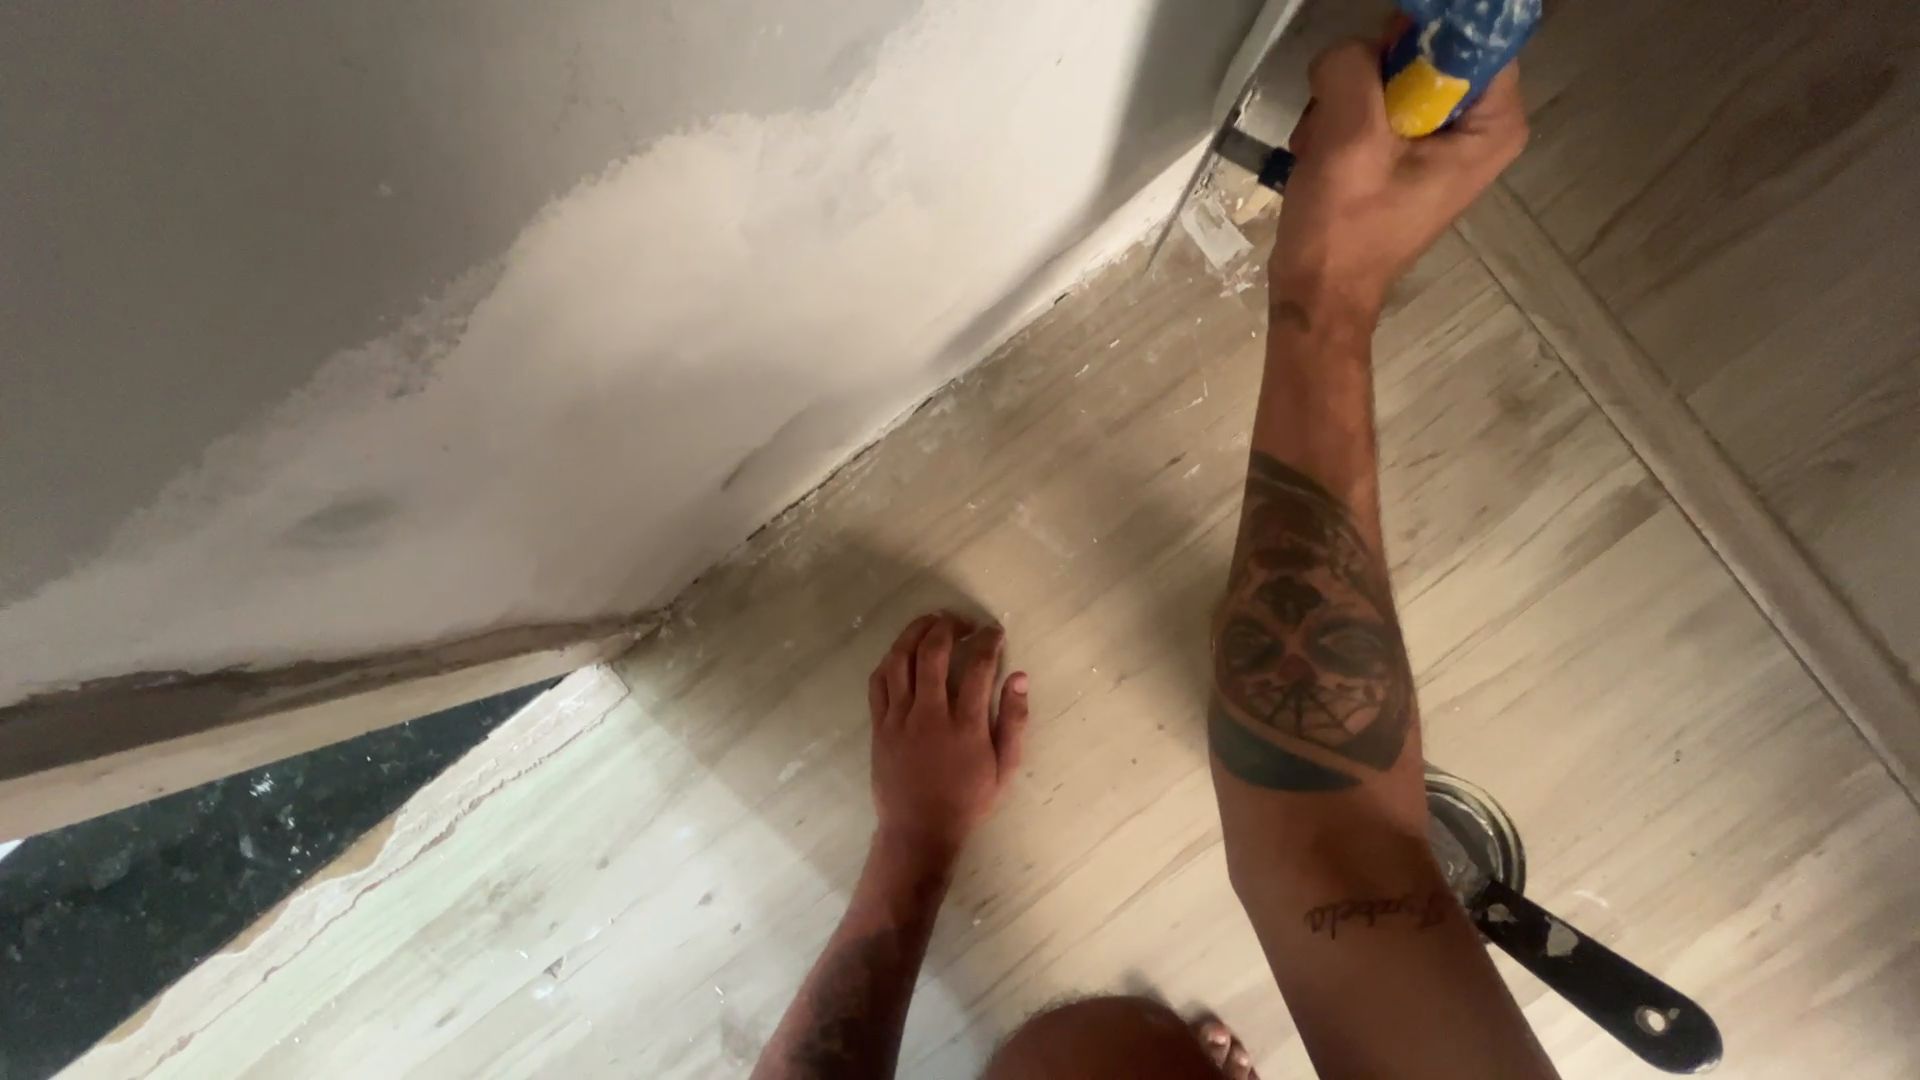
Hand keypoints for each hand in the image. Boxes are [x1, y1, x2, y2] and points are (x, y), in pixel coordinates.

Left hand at [867, 613, 1030, 860]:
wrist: (919, 831)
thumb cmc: (967, 800)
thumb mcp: (1005, 768)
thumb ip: (1015, 721)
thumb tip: (1020, 677)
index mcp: (966, 725)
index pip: (979, 666)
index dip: (988, 640)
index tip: (994, 632)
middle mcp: (930, 714)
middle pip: (934, 652)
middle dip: (949, 626)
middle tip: (962, 622)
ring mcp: (899, 718)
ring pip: (901, 659)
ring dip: (916, 632)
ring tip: (932, 623)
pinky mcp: (879, 725)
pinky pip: (879, 681)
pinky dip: (891, 658)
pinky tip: (903, 651)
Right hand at [1270, 39, 1528, 322]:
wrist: (1314, 300)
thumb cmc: (1340, 231)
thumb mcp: (1347, 139)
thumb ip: (1351, 69)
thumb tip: (1342, 55)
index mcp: (1491, 124)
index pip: (1470, 37)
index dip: (1415, 35)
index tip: (1367, 60)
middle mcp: (1475, 130)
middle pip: (1425, 58)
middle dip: (1367, 79)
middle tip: (1331, 115)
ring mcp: (1435, 149)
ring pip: (1389, 86)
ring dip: (1341, 107)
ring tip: (1317, 147)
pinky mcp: (1401, 164)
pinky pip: (1373, 117)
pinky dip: (1338, 129)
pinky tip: (1318, 158)